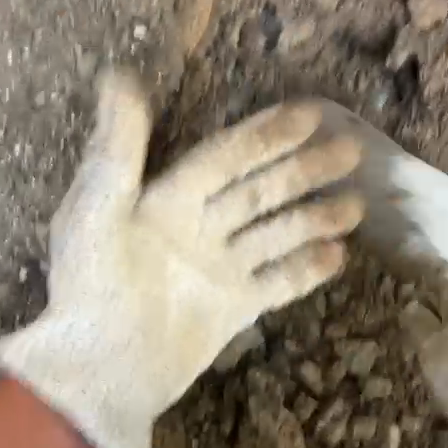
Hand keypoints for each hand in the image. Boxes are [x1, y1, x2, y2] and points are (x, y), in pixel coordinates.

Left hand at [0, 71, 364, 447]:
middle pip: (259, 190)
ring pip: (275, 234)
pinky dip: (305, 271)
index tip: (310, 114)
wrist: (103, 371)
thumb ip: (115, 148)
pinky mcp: (231, 309)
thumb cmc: (93, 290)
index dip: (265, 135)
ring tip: (354, 208)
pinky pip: (277, 284)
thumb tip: (117, 76)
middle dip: (303, 171)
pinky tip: (337, 256)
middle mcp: (197, 227)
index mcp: (166, 199)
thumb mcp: (95, 213)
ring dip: (313, 219)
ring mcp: (217, 269)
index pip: (225, 157)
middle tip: (351, 153)